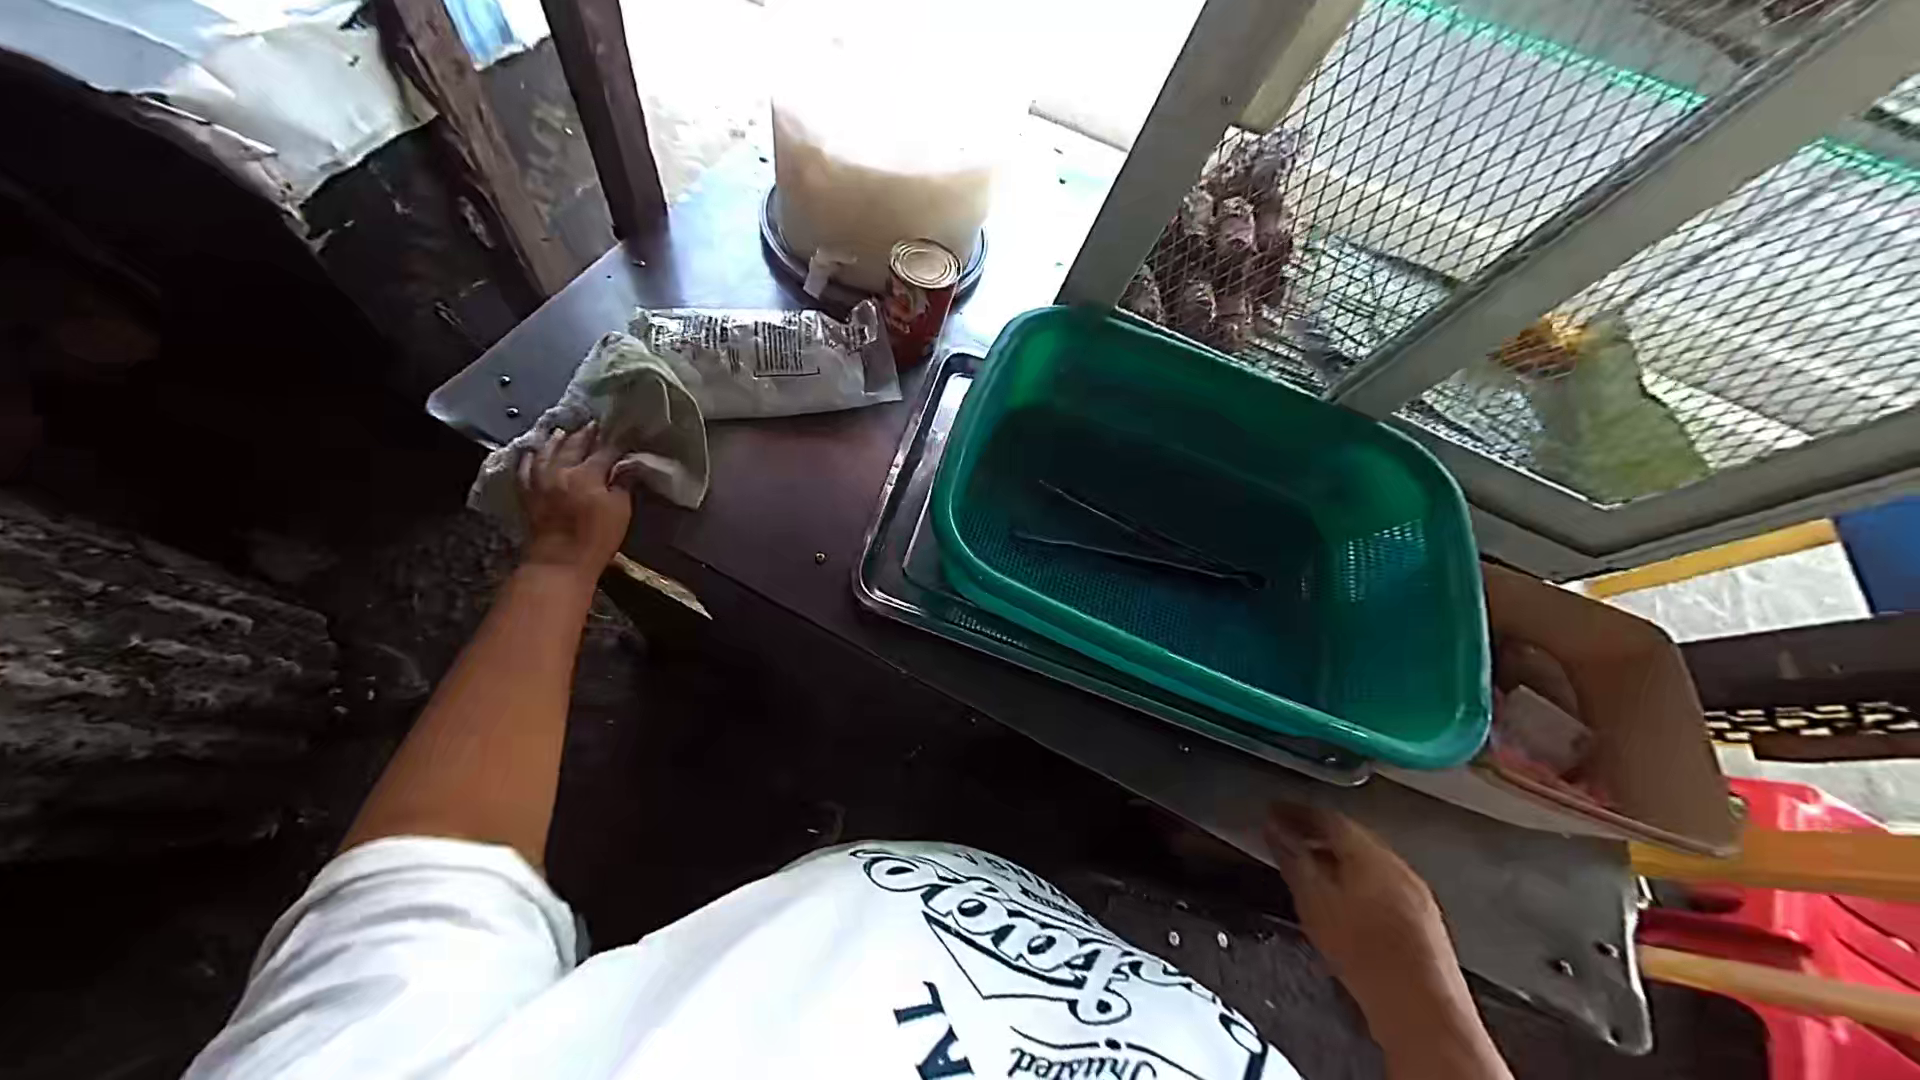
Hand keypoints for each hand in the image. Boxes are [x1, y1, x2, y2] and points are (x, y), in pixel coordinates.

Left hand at [517, 421, 632, 575]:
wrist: (559, 561)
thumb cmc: (597, 537)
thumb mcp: (620, 510)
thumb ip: (623, 485)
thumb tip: (628, 466)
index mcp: (587, 474)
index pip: (604, 451)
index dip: (614, 442)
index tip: (622, 433)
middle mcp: (561, 471)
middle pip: (573, 446)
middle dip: (584, 434)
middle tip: (591, 424)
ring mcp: (540, 481)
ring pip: (546, 452)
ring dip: (556, 440)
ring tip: (562, 432)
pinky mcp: (528, 494)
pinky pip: (525, 469)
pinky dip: (529, 458)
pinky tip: (532, 453)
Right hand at [1264, 803, 1456, 1004]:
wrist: (1421, 1011)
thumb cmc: (1364, 952)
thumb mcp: (1312, 899)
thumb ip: (1291, 858)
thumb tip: (1275, 831)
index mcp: (1368, 852)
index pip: (1326, 817)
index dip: (1296, 812)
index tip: (1274, 812)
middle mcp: (1396, 865)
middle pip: (1350, 835)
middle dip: (1317, 832)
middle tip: (1289, 833)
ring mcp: (1415, 892)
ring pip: (1368, 860)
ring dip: (1337, 856)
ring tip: (1311, 865)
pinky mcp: (1424, 919)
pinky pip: (1383, 883)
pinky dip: (1357, 878)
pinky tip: (1343, 898)